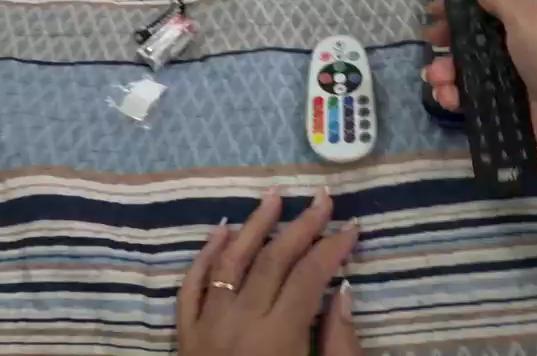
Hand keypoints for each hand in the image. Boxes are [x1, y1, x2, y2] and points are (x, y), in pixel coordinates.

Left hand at [178, 188, 360, 355]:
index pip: (309, 277)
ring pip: (229, 263)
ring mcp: (206, 332)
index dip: (333, 248)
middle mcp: (238, 328)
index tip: (352, 227)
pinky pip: (190, 290)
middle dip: (301, 226)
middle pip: (272, 260)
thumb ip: (337, 347)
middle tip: (323, 199)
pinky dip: (204, 257)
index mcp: (276, 342)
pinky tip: (219, 231)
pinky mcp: (184, 343)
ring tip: (274, 196)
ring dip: (252, 226)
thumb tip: (345, 292)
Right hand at [421, 0, 536, 170]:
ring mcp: (517, 77)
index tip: (433, 9)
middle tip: (431, 44)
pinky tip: (447, 100)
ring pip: (472, 67)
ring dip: (448, 71)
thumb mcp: (527, 16)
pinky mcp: (512, 107)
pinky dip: (458, 96)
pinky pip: (477, 97)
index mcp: (530, 14)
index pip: (489, 0)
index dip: (461, 2)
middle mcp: (523, 42)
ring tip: (435, 80)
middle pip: (476, 35)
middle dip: (450, 38)